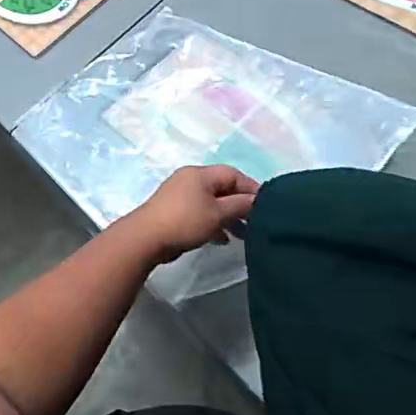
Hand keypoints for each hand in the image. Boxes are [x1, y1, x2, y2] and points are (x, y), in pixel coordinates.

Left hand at [119, 165, 259, 264]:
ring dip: (229, 217)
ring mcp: (180, 195)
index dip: (252, 189)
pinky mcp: (175, 211)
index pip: (233, 174)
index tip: (268, 207)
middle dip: (241, 205)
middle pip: (223, 188)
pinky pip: (201, 213)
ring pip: (213, 202)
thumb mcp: (218, 213)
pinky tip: (222, 240)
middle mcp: (189, 180)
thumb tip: (257, 200)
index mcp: (199, 174)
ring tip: (244, 235)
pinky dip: (214, 223)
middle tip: (257, 223)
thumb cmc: (186, 221)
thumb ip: (241, 205)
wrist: (147, 237)